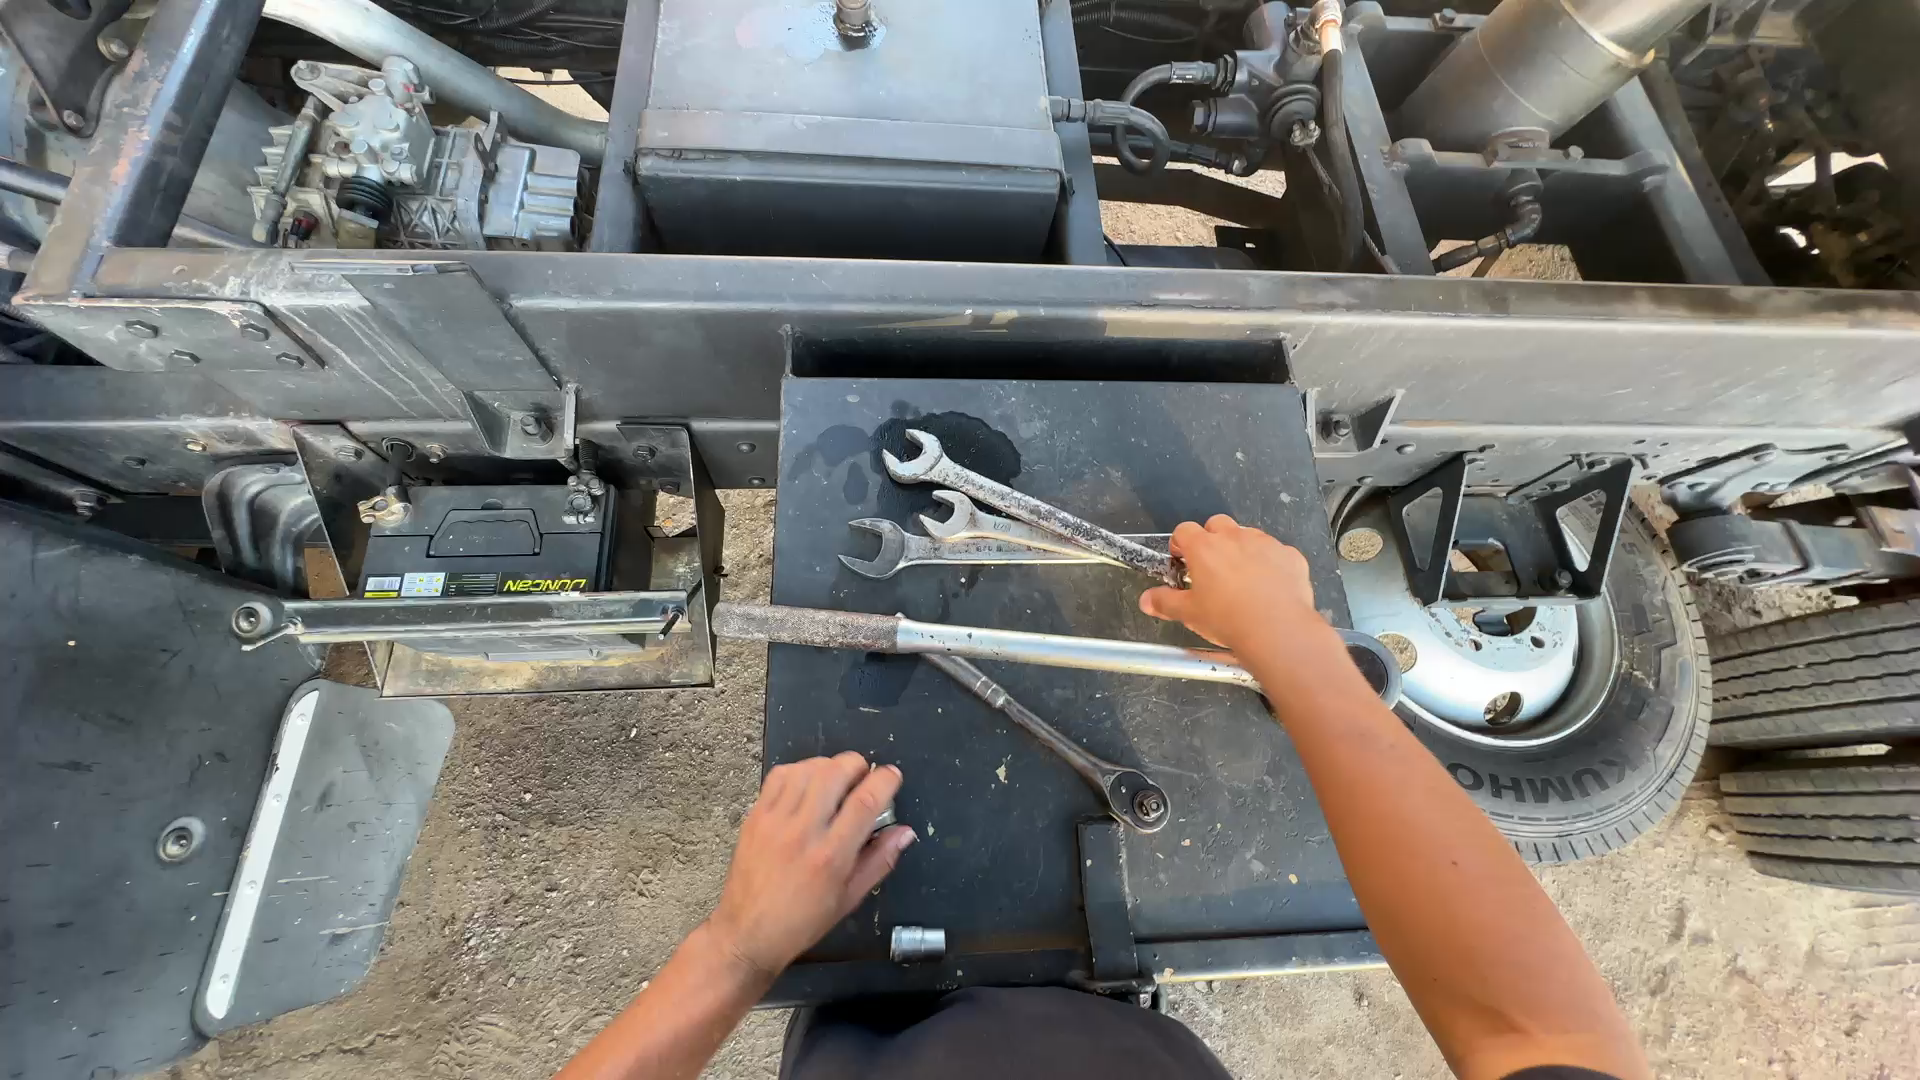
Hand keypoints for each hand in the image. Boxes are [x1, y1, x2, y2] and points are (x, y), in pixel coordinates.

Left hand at [705, 752, 916, 978]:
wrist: (747, 934)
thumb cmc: (803, 921)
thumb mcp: (850, 897)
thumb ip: (881, 860)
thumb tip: (906, 831)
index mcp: (831, 856)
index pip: (865, 802)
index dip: (885, 780)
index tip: (892, 775)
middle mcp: (803, 831)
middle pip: (836, 772)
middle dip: (858, 765)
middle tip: (863, 776)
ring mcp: (775, 820)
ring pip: (809, 768)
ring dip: (830, 765)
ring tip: (836, 778)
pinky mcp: (756, 815)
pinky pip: (780, 775)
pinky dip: (800, 770)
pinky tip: (807, 783)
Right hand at [1140, 515, 1325, 652]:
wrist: (1278, 630)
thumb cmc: (1226, 619)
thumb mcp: (1188, 614)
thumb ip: (1164, 602)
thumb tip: (1145, 600)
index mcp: (1204, 548)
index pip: (1184, 530)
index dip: (1179, 543)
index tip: (1181, 561)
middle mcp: (1234, 537)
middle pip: (1217, 524)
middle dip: (1212, 539)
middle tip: (1212, 567)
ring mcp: (1265, 543)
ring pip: (1248, 535)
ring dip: (1241, 549)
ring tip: (1242, 578)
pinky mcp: (1290, 556)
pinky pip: (1276, 552)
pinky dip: (1270, 563)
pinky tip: (1270, 587)